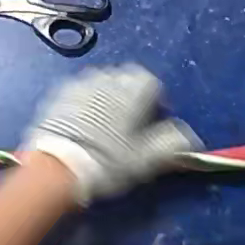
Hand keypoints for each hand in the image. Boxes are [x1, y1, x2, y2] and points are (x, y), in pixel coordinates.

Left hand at [19, 65, 200, 204]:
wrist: (56, 166)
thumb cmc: (106, 161)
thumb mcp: (146, 159)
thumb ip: (171, 143)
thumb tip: (188, 138)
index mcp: (130, 89)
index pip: (151, 82)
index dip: (155, 102)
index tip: (153, 123)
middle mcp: (104, 79)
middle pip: (124, 79)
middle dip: (130, 96)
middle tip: (129, 124)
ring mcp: (77, 85)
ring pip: (99, 82)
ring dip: (106, 97)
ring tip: (105, 124)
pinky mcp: (56, 95)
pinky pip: (76, 91)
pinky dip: (84, 102)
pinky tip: (81, 124)